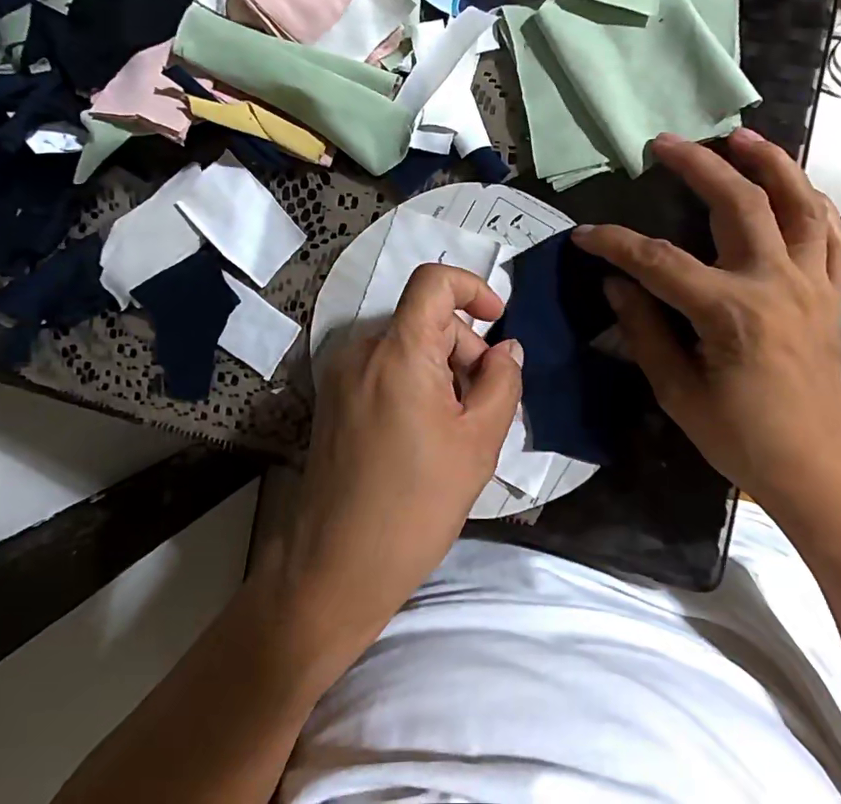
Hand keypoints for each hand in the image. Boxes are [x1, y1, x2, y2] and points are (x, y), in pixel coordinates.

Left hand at [264, 264, 523, 649]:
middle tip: (483, 408)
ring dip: (440, 371)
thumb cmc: (417, 503)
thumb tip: (507, 349)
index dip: (471, 287)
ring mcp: (340, 374)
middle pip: (423, 321)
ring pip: (404, 347)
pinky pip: (382, 370)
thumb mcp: (478, 442)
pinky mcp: (332, 398)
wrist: (339, 558)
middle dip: (463, 350)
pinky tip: (424, 436)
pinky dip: (412, 384)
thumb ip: (500, 382)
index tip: (497, 320)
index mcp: (398, 351)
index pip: (432, 281)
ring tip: (456, 432)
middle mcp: (361, 350)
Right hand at [570, 130, 840, 502]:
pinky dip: (810, 203)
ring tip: (743, 137)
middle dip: (699, 166)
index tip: (582, 233)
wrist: (817, 463)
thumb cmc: (738, 434)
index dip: (615, 242)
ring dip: (771, 165)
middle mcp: (775, 285)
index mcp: (730, 312)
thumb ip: (643, 329)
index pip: (659, 260)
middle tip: (666, 142)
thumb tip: (617, 283)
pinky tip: (792, 187)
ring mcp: (810, 285)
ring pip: (799, 206)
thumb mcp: (674, 388)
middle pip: (739, 205)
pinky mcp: (828, 293)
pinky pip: (827, 235)